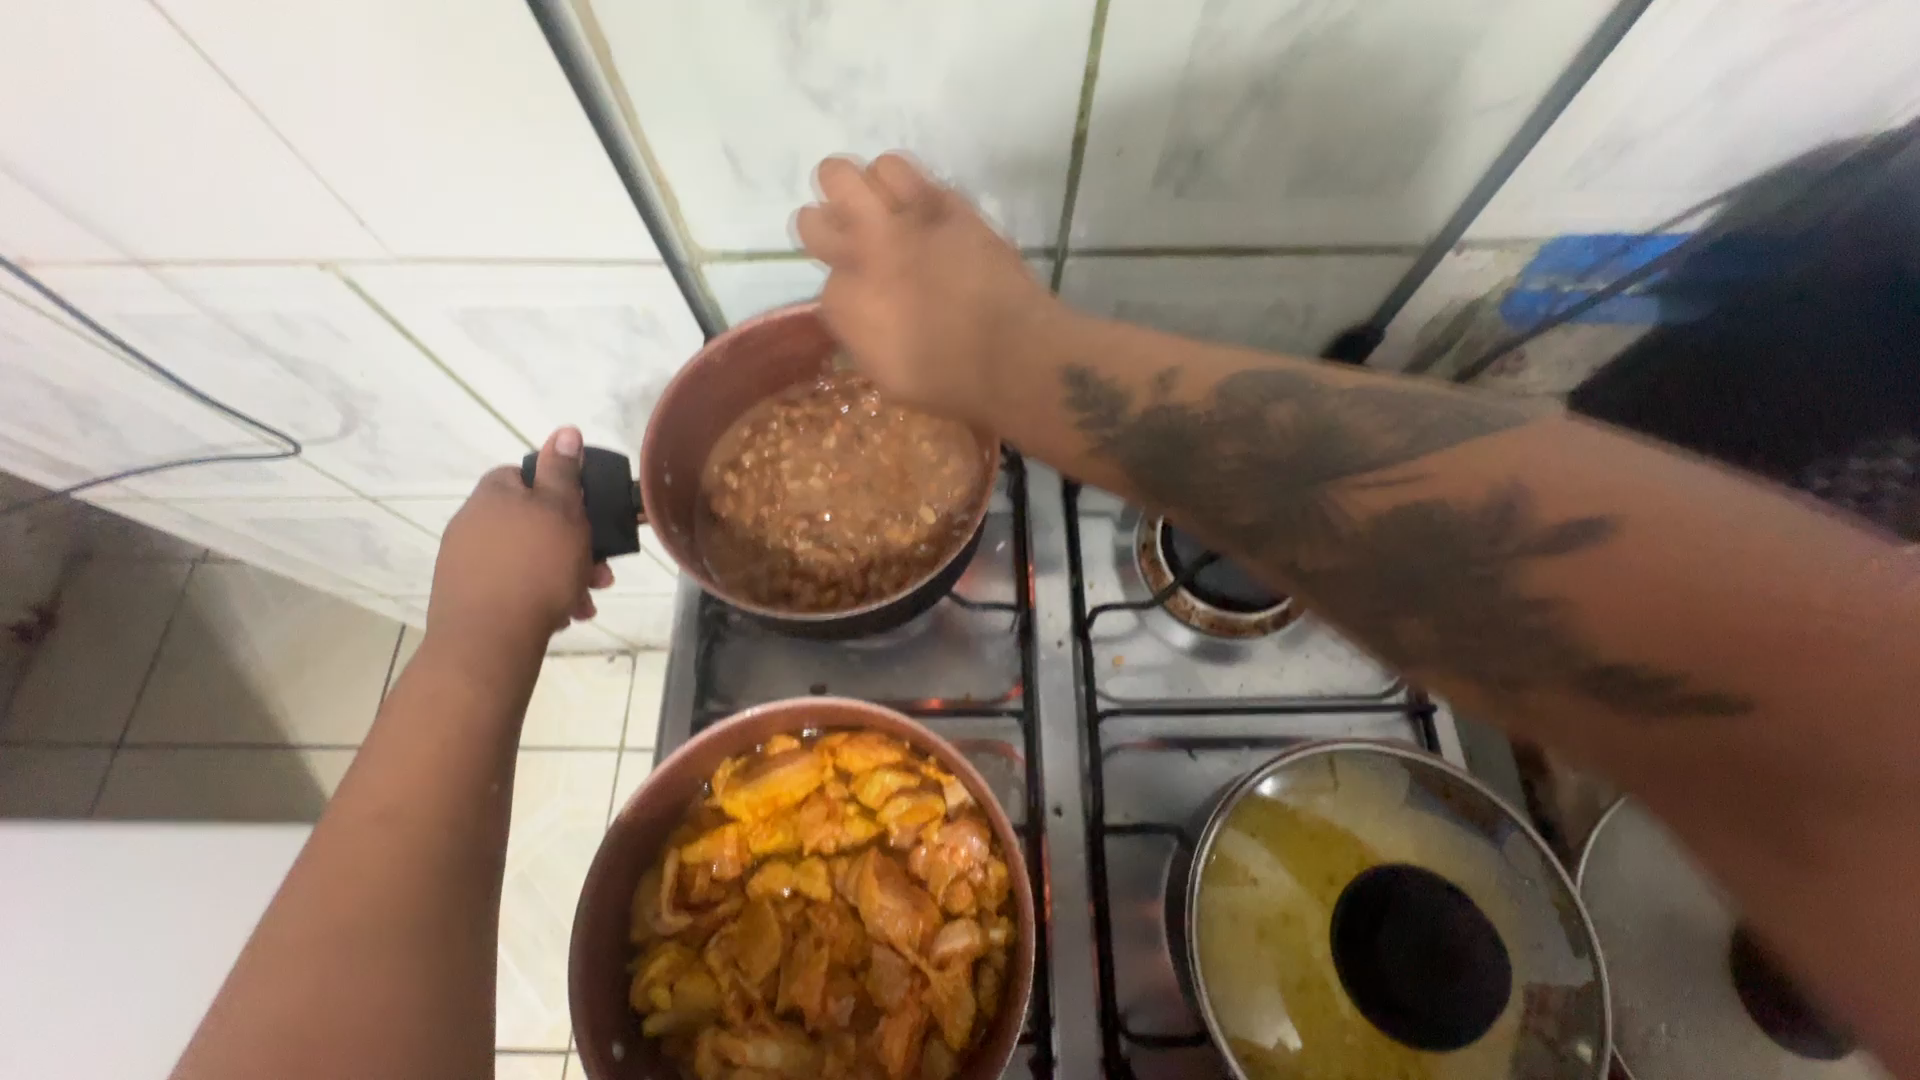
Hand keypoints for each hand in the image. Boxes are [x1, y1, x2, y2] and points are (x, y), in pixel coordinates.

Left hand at [427, 427, 614, 654]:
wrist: (489, 638)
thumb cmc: (536, 567)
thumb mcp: (561, 511)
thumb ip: (563, 472)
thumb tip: (564, 430)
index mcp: (493, 495)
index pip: (524, 475)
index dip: (558, 491)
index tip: (585, 514)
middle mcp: (472, 522)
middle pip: (533, 523)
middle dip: (573, 546)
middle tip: (599, 571)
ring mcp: (466, 561)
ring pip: (530, 559)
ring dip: (564, 576)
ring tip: (586, 601)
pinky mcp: (467, 595)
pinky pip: (515, 586)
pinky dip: (542, 596)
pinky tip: (562, 615)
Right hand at [795, 153, 1059, 421]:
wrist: (1010, 353)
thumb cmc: (951, 383)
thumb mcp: (889, 379)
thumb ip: (864, 338)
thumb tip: (865, 320)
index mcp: (843, 306)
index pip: (826, 281)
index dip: (846, 286)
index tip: (864, 293)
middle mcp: (859, 256)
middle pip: (813, 219)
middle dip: (828, 229)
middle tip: (852, 237)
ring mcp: (898, 222)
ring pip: (847, 175)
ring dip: (860, 193)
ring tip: (882, 207)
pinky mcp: (940, 202)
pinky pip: (903, 170)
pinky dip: (904, 183)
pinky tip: (919, 203)